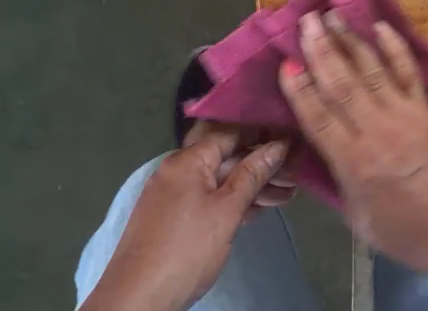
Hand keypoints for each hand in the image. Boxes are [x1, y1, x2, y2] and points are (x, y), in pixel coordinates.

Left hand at [80, 129, 288, 310]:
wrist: (133, 305)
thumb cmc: (185, 250)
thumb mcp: (227, 210)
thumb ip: (254, 174)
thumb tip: (279, 145)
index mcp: (187, 161)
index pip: (232, 132)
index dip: (264, 134)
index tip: (293, 140)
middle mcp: (177, 171)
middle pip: (227, 158)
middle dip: (262, 166)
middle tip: (294, 176)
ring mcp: (171, 197)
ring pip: (219, 182)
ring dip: (251, 187)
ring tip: (285, 197)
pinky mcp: (170, 220)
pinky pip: (207, 199)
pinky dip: (231, 203)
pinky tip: (256, 212)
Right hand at [280, 10, 427, 271]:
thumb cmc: (404, 229)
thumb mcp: (356, 215)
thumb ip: (338, 177)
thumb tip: (321, 150)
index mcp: (353, 162)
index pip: (318, 118)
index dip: (300, 90)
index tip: (286, 63)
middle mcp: (375, 129)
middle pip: (341, 83)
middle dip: (321, 50)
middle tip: (307, 20)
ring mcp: (403, 113)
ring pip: (371, 69)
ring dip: (350, 40)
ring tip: (333, 15)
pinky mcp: (425, 107)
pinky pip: (407, 71)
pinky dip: (394, 47)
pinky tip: (380, 27)